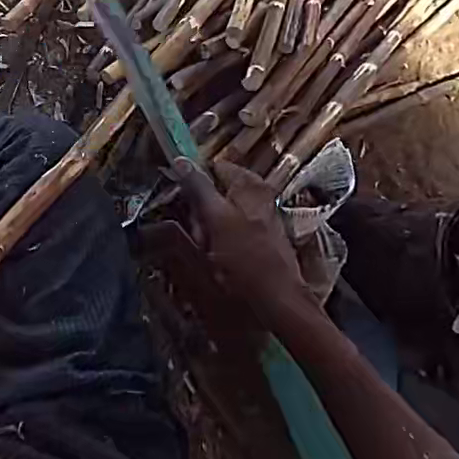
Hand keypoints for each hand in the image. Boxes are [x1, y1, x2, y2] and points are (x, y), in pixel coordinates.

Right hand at [174, 158, 310, 319]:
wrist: (278, 300)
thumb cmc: (245, 256)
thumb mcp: (216, 218)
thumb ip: (198, 187)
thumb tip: (180, 158)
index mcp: (249, 182)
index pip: (212, 168)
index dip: (196, 186)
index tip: (188, 206)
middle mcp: (257, 193)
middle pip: (214, 194)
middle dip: (202, 216)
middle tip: (202, 238)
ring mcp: (259, 217)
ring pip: (219, 217)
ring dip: (209, 235)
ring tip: (212, 255)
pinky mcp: (259, 238)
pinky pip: (230, 234)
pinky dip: (222, 246)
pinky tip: (222, 264)